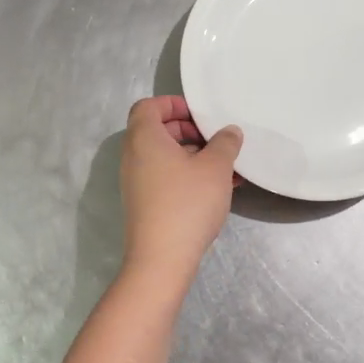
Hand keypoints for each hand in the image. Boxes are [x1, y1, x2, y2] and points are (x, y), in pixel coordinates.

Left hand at [120, 96, 242, 279]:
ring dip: (194, 155)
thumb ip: (225, 143)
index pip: (149, 106)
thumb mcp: (216, 168)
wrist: (162, 258)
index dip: (173, 104)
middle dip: (189, 131)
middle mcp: (134, 156)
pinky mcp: (145, 203)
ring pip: (165, 156)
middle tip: (216, 140)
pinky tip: (218, 188)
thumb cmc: (188, 203)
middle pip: (157, 130)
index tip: (201, 115)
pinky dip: (188, 175)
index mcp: (144, 138)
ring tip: (226, 166)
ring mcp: (137, 182)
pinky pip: (166, 177)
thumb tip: (229, 131)